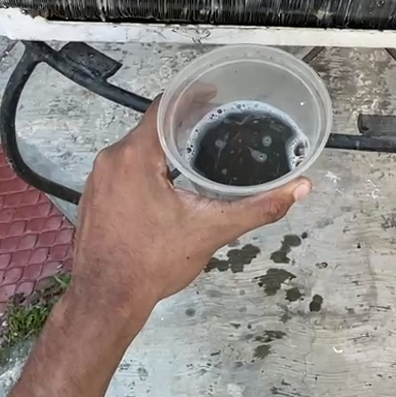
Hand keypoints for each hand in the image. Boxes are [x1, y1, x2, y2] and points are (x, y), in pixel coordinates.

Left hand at [67, 106, 310, 320]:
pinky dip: (149, 164)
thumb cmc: (153, 263)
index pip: (164, 107)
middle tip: (218, 125)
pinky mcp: (95, 196)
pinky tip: (172, 179)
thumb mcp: (212, 230)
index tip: (217, 95)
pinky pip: (125, 166)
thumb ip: (259, 207)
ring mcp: (98, 178)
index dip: (192, 96)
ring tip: (199, 149)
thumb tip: (300, 188)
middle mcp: (111, 159)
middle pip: (152, 126)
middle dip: (185, 122)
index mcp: (135, 156)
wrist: (106, 301)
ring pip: (138, 147)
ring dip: (166, 145)